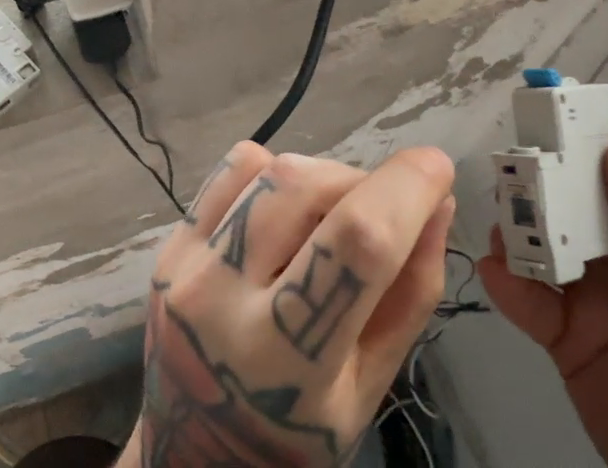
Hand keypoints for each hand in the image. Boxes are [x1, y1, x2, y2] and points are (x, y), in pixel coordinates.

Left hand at [119, 142, 454, 467]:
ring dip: (321, 175)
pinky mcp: (169, 243)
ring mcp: (186, 264)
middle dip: (364, 183)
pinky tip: (286, 211)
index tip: (438, 168)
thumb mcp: (370, 386)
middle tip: (384, 211)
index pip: (354, 245)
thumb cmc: (295, 430)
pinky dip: (274, 172)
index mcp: (283, 356)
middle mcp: (221, 298)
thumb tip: (438, 204)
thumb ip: (409, 295)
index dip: (405, 191)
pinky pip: (231, 170)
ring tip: (332, 215)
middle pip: (306, 187)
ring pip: (267, 167)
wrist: (192, 447)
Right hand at [479, 137, 607, 467]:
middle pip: (580, 198)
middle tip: (512, 167)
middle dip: (546, 177)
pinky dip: (506, 281)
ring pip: (545, 240)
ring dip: (519, 224)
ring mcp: (599, 297)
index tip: (551, 106)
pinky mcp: (567, 338)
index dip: (596, 134)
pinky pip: (527, 299)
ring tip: (502, 221)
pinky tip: (497, 272)